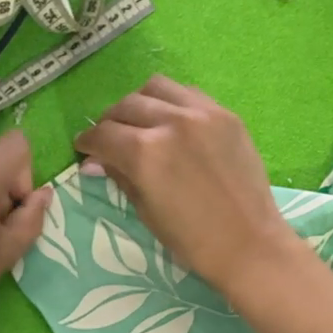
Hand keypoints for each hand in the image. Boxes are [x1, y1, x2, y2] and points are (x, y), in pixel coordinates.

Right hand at [75, 77, 294, 294]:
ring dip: (139, 104)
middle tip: (108, 140)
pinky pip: (187, 94)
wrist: (248, 243)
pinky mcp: (224, 114)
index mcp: (145, 153)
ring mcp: (201, 112)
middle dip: (110, 122)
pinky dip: (170, 103)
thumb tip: (95, 162)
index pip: (104, 135)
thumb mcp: (147, 212)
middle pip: (126, 106)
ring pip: (156, 88)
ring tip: (138, 125)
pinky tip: (170, 123)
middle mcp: (170, 122)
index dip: (88, 143)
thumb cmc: (192, 241)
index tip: (83, 150)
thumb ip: (121, 178)